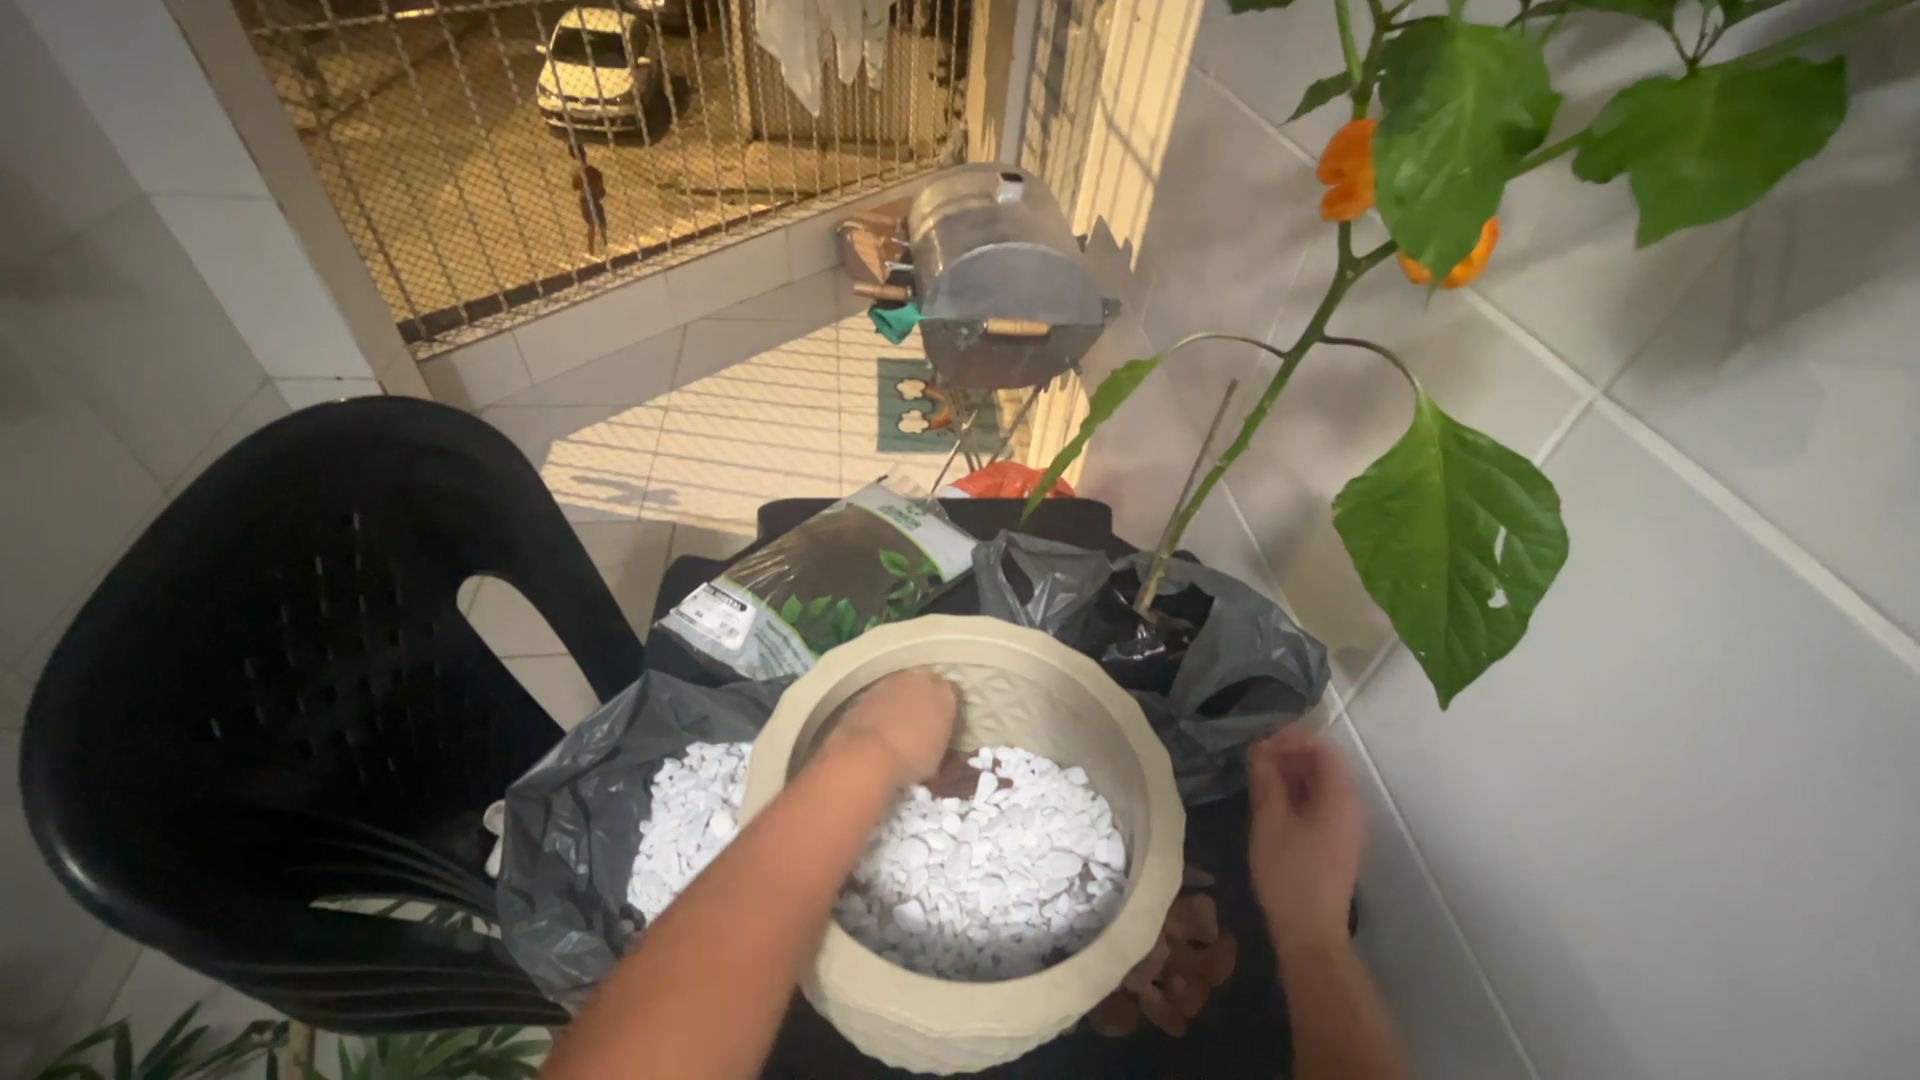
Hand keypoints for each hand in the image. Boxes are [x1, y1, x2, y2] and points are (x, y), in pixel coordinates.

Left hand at [828, 667, 957, 787]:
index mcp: (945, 693)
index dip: (949, 709)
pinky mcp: (868, 690)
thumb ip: (942, 738)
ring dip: (903, 699)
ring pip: (903, 686)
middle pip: (928, 682)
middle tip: (924, 719)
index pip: (954, 693)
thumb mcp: (939, 755)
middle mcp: (920, 679)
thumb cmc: (913, 758)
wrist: (868, 755)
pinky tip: (881, 724)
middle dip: (926, 696)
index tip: (946, 724)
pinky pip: (883, 695)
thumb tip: (936, 739)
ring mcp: (891, 681)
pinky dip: (884, 706)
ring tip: (900, 723)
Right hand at [1247, 727, 1364, 959]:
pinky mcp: (1339, 842)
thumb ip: (1266, 779)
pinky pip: (1322, 803)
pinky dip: (1298, 794)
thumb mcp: (1269, 822)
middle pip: (1325, 764)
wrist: (1310, 932)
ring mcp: (1348, 826)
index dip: (1293, 738)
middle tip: (1255, 759)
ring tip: (1258, 778)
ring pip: (1322, 784)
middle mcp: (1352, 807)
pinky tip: (1272, 802)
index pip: (1323, 748)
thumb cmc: (1288, 874)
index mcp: (1340, 799)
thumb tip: (1260, 748)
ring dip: (1292, 774)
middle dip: (1290, 754)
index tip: (1261, 743)